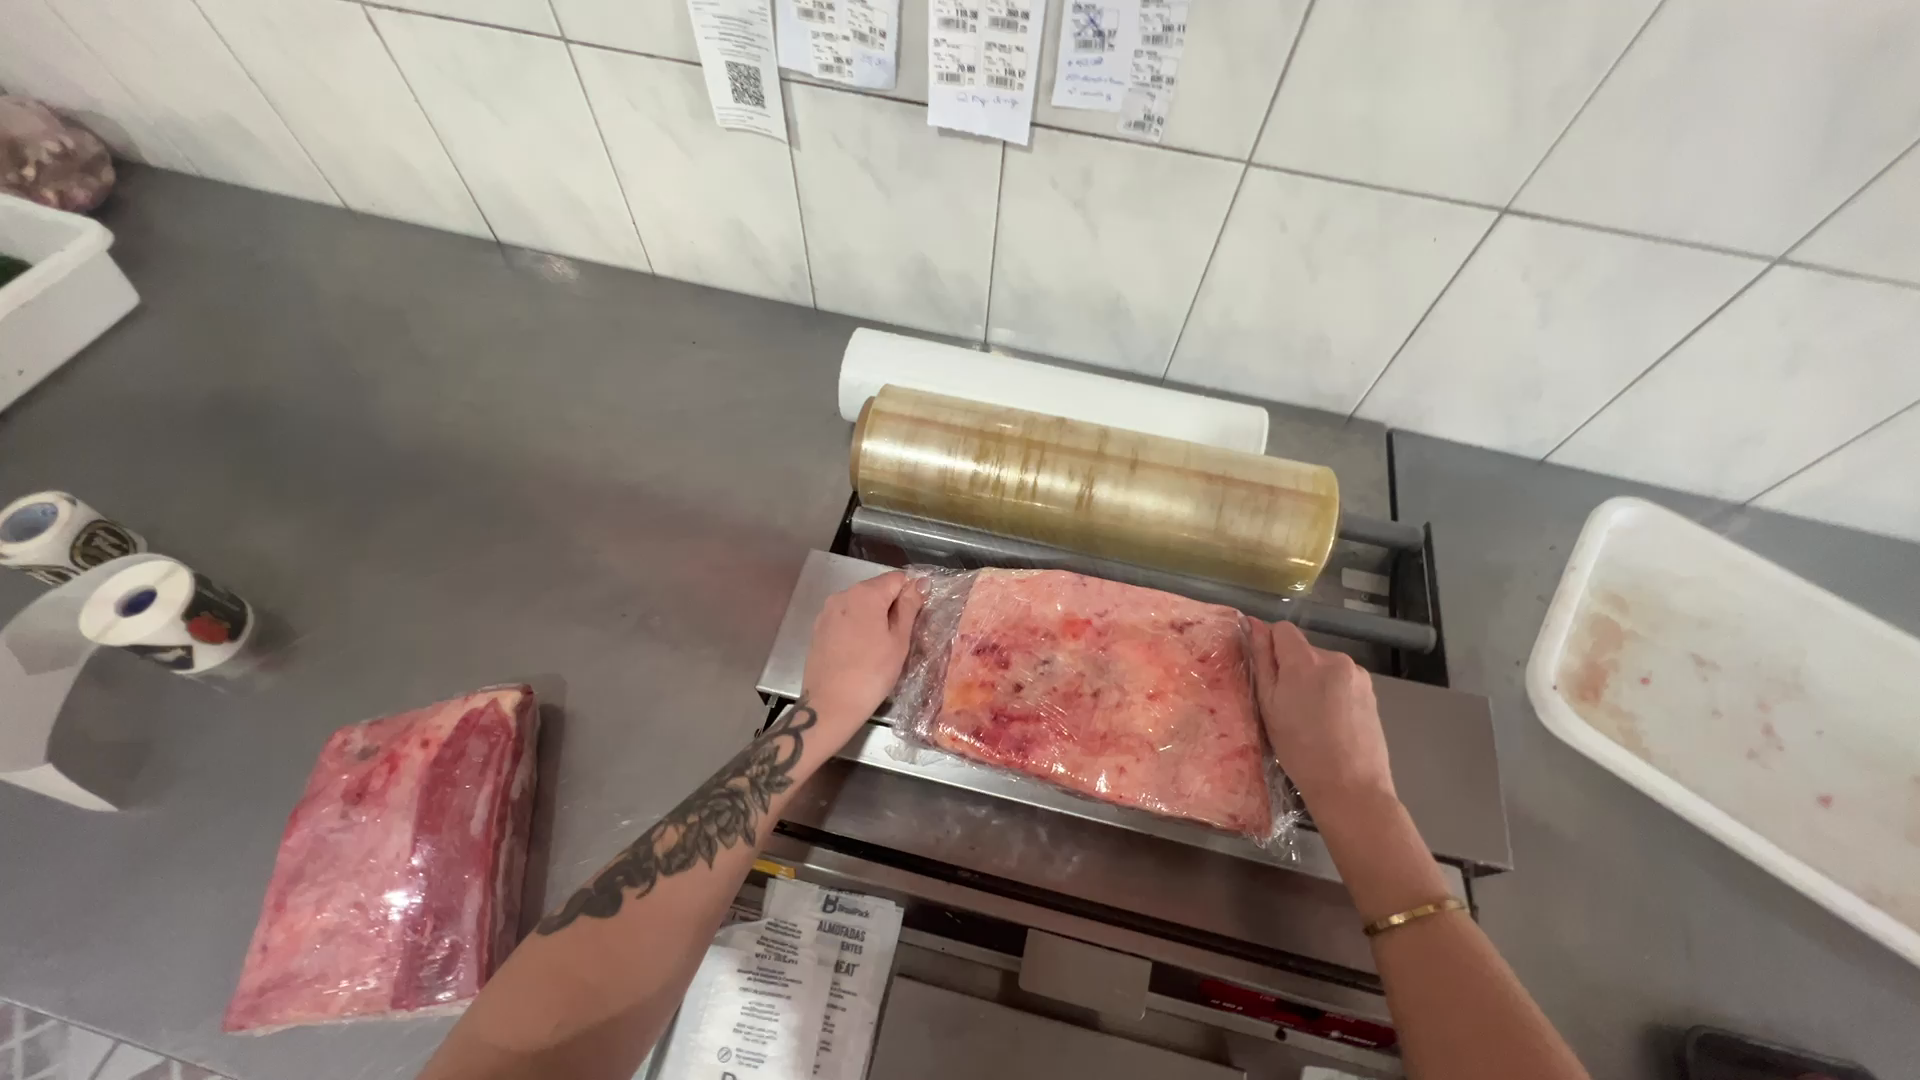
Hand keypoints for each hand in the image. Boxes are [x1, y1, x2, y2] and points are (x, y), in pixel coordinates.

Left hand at [801, 572, 923, 745]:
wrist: (831, 704)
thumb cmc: (872, 673)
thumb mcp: (899, 640)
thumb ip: (909, 607)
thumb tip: (920, 583)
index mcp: (866, 594)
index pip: (897, 579)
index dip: (910, 594)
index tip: (915, 618)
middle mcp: (842, 595)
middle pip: (876, 589)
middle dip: (891, 606)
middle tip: (900, 637)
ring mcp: (827, 612)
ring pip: (859, 604)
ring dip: (873, 617)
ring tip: (880, 647)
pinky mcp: (818, 629)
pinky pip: (845, 618)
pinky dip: (856, 627)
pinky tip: (860, 651)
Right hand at [1247, 620, 1396, 811]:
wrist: (1350, 786)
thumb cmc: (1299, 749)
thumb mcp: (1269, 706)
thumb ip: (1261, 661)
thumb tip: (1253, 625)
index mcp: (1306, 661)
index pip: (1282, 629)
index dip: (1270, 646)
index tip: (1268, 675)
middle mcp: (1335, 658)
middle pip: (1303, 649)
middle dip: (1292, 668)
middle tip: (1286, 705)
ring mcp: (1358, 674)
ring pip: (1323, 666)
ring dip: (1313, 680)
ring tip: (1311, 717)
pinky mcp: (1371, 691)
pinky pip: (1341, 680)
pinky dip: (1331, 692)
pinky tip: (1331, 721)